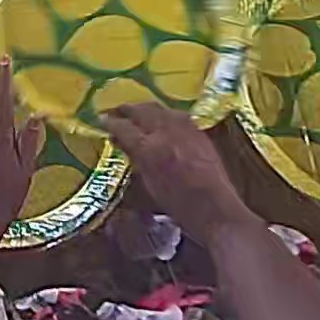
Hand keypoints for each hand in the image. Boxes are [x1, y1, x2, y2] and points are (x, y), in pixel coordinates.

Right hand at [104, 103, 257, 243]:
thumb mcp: (150, 186)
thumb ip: (136, 160)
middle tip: (115, 111)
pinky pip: (176, 114)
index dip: (110, 123)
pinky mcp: (198, 131)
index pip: (124, 128)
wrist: (217, 211)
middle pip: (141, 111)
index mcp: (150, 149)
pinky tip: (161, 118)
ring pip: (159, 108)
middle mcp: (166, 132)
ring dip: (144, 108)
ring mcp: (184, 129)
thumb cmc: (180, 207)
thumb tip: (122, 142)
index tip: (101, 120)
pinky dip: (163, 113)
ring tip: (135, 112)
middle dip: (126, 109)